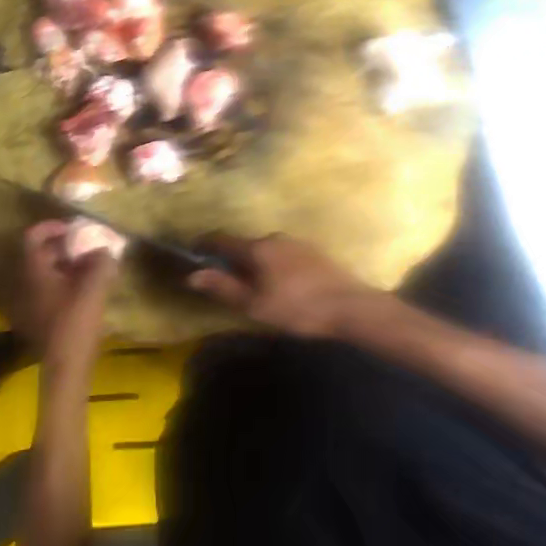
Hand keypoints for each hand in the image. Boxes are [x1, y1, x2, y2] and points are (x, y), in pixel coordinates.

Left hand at [12, 232, 120, 370]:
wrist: (65, 368)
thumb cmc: (75, 323)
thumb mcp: (93, 288)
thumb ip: (101, 263)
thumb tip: (105, 249)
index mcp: (35, 271)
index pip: (33, 237)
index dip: (51, 227)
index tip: (72, 228)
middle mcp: (27, 283)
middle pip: (42, 254)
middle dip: (65, 246)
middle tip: (88, 246)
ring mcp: (31, 301)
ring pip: (48, 272)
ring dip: (68, 264)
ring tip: (93, 266)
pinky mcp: (40, 317)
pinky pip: (51, 288)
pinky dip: (66, 281)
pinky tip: (88, 289)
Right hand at [188, 234, 381, 337]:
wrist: (353, 308)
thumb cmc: (298, 308)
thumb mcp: (255, 305)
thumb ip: (223, 287)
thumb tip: (192, 274)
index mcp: (255, 248)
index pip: (219, 238)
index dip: (203, 246)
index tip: (193, 256)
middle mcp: (272, 237)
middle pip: (243, 244)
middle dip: (232, 260)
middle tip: (229, 284)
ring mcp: (295, 242)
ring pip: (265, 249)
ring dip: (256, 263)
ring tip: (258, 289)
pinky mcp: (313, 251)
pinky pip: (283, 254)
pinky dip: (274, 266)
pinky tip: (284, 287)